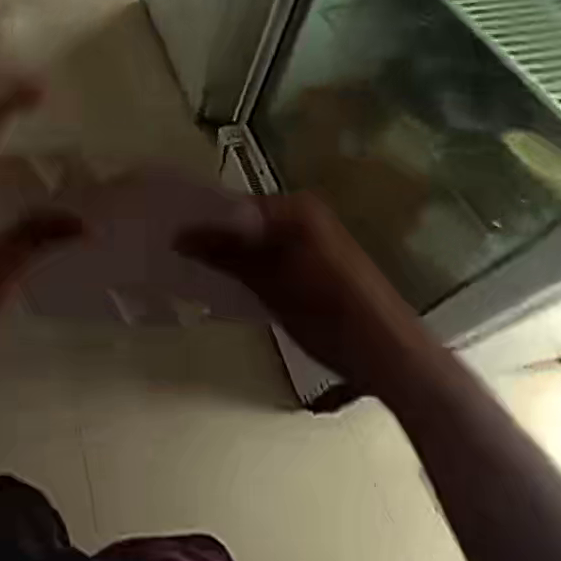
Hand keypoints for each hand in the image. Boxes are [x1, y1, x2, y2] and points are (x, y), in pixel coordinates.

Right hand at [178, 194, 422, 384]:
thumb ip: (225, 254)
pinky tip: (232, 284)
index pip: (233, 204)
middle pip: (245, 220)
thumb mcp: (269, 284)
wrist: (391, 356)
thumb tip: (178, 234)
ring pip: (258, 239)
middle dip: (214, 236)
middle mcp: (305, 215)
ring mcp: (314, 239)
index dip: (201, 219)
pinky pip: (273, 254)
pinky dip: (252, 265)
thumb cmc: (329, 314)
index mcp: (295, 209)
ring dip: (232, 252)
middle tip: (176, 253)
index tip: (168, 234)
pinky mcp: (319, 263)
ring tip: (196, 269)